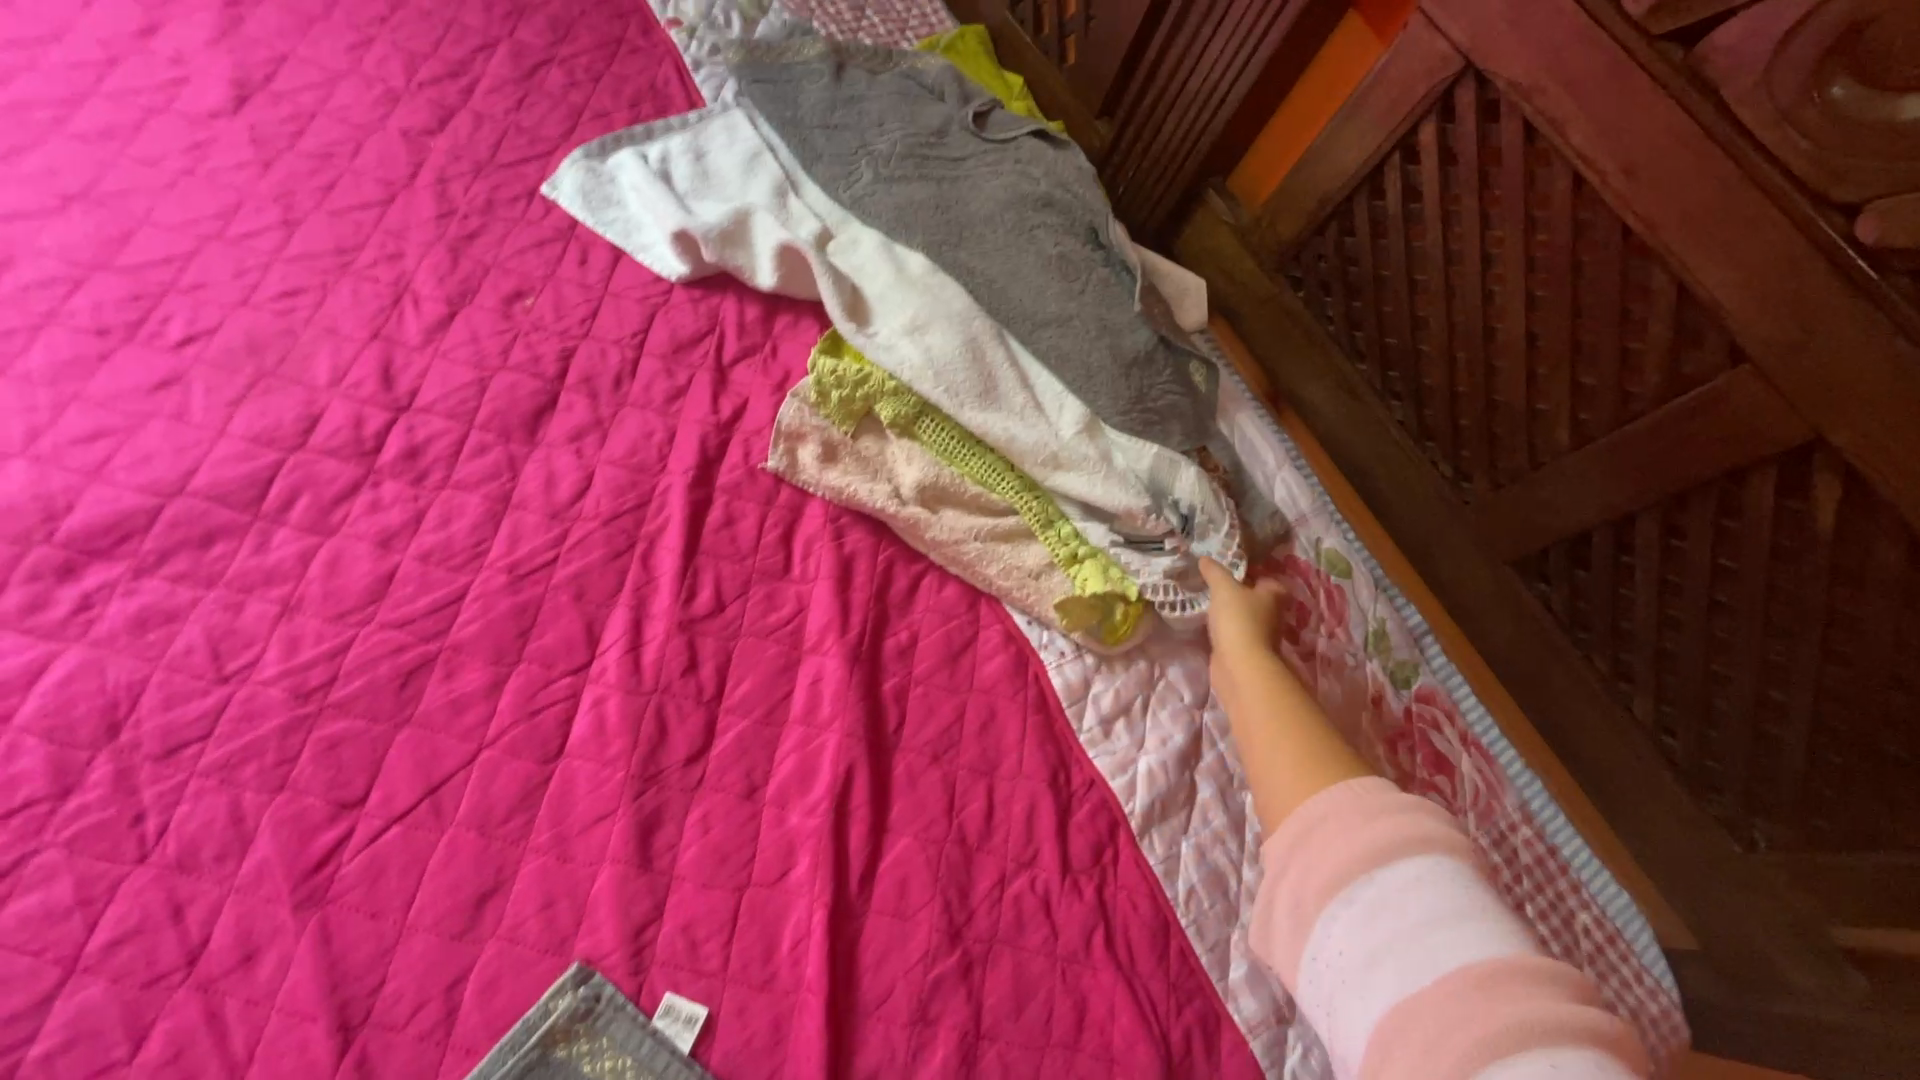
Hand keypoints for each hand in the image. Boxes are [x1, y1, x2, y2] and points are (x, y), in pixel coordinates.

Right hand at [1198, 557, 1285, 662]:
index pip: (1266, 579)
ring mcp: (1260, 634)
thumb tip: (1204, 558)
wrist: (1239, 665)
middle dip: (1238, 594)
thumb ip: (1214, 572)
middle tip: (1214, 586)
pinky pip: (1234, 634)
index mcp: (1273, 595)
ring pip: (1244, 617)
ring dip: (1230, 613)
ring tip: (1207, 604)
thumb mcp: (1223, 588)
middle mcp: (1272, 614)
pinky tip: (1208, 625)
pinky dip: (1224, 630)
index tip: (1230, 572)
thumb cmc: (1238, 620)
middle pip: (1255, 599)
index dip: (1251, 574)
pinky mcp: (1246, 650)